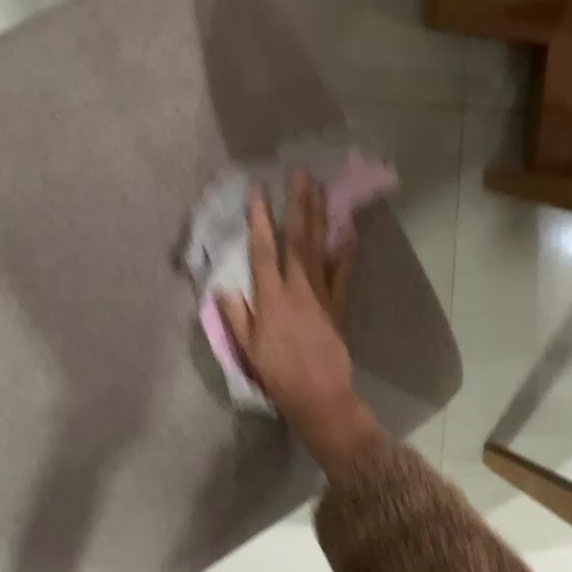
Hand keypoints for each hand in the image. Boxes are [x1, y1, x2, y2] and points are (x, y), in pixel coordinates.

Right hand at [219, 170, 385, 469]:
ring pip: (320, 248)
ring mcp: (322, 295)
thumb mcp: (248, 348)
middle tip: (300, 174)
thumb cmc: (278, 374)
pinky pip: (343, 273)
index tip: (258, 191)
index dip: (259, 220)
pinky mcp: (339, 305)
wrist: (320, 397)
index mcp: (271, 298)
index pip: (263, 250)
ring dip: (320, 216)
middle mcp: (298, 288)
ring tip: (320, 188)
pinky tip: (350, 230)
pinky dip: (347, 251)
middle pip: (297, 239)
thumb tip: (221, 286)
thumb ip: (236, 315)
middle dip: (297, 205)